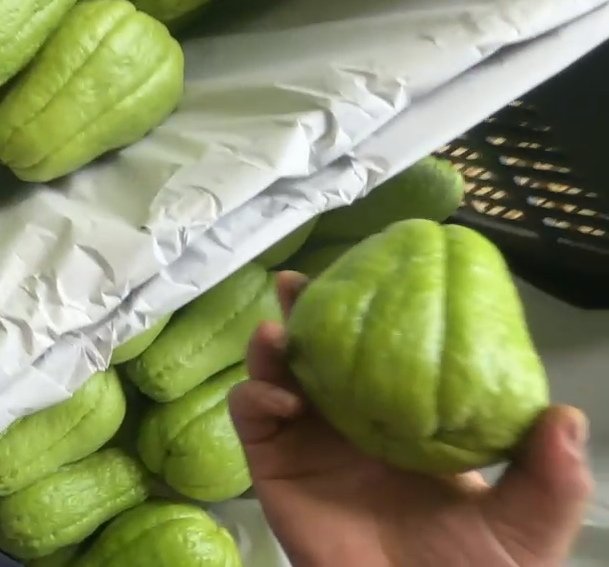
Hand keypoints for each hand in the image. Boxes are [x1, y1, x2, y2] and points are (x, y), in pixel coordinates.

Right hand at [230, 272, 591, 566]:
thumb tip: (561, 409)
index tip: (367, 283)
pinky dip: (257, 395)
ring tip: (277, 333)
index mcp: (394, 425)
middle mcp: (340, 420)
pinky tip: (281, 398)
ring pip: (271, 373)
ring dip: (268, 347)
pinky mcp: (268, 457)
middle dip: (298, 314)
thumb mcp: (524, 531)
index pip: (371, 362)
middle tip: (293, 281)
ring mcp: (300, 436)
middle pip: (310, 355)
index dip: (362, 323)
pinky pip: (250, 413)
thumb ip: (545, 478)